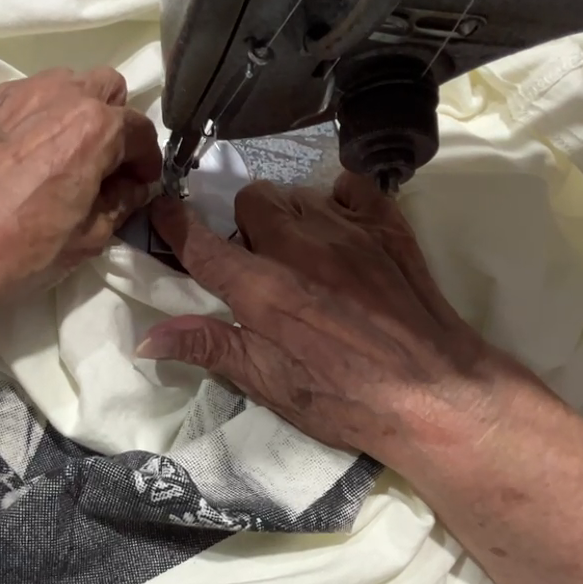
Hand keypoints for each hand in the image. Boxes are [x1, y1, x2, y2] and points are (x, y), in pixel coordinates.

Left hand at [0, 66, 161, 284]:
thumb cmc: (24, 247)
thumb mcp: (90, 238)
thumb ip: (121, 204)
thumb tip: (131, 189)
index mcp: (95, 126)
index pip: (140, 130)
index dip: (146, 161)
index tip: (139, 184)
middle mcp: (58, 94)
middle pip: (105, 87)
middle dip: (113, 120)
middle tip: (102, 162)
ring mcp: (14, 93)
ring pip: (61, 85)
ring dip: (71, 112)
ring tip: (59, 156)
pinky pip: (20, 100)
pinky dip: (30, 120)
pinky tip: (18, 159)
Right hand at [138, 173, 551, 482]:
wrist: (437, 394)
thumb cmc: (345, 399)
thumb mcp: (268, 384)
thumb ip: (209, 347)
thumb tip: (146, 338)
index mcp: (263, 290)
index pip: (203, 244)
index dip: (174, 223)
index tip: (160, 210)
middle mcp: (300, 246)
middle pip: (250, 199)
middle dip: (242, 225)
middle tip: (256, 263)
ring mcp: (348, 229)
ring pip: (295, 191)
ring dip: (285, 215)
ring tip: (298, 252)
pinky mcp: (388, 225)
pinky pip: (349, 184)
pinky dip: (336, 200)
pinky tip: (339, 231)